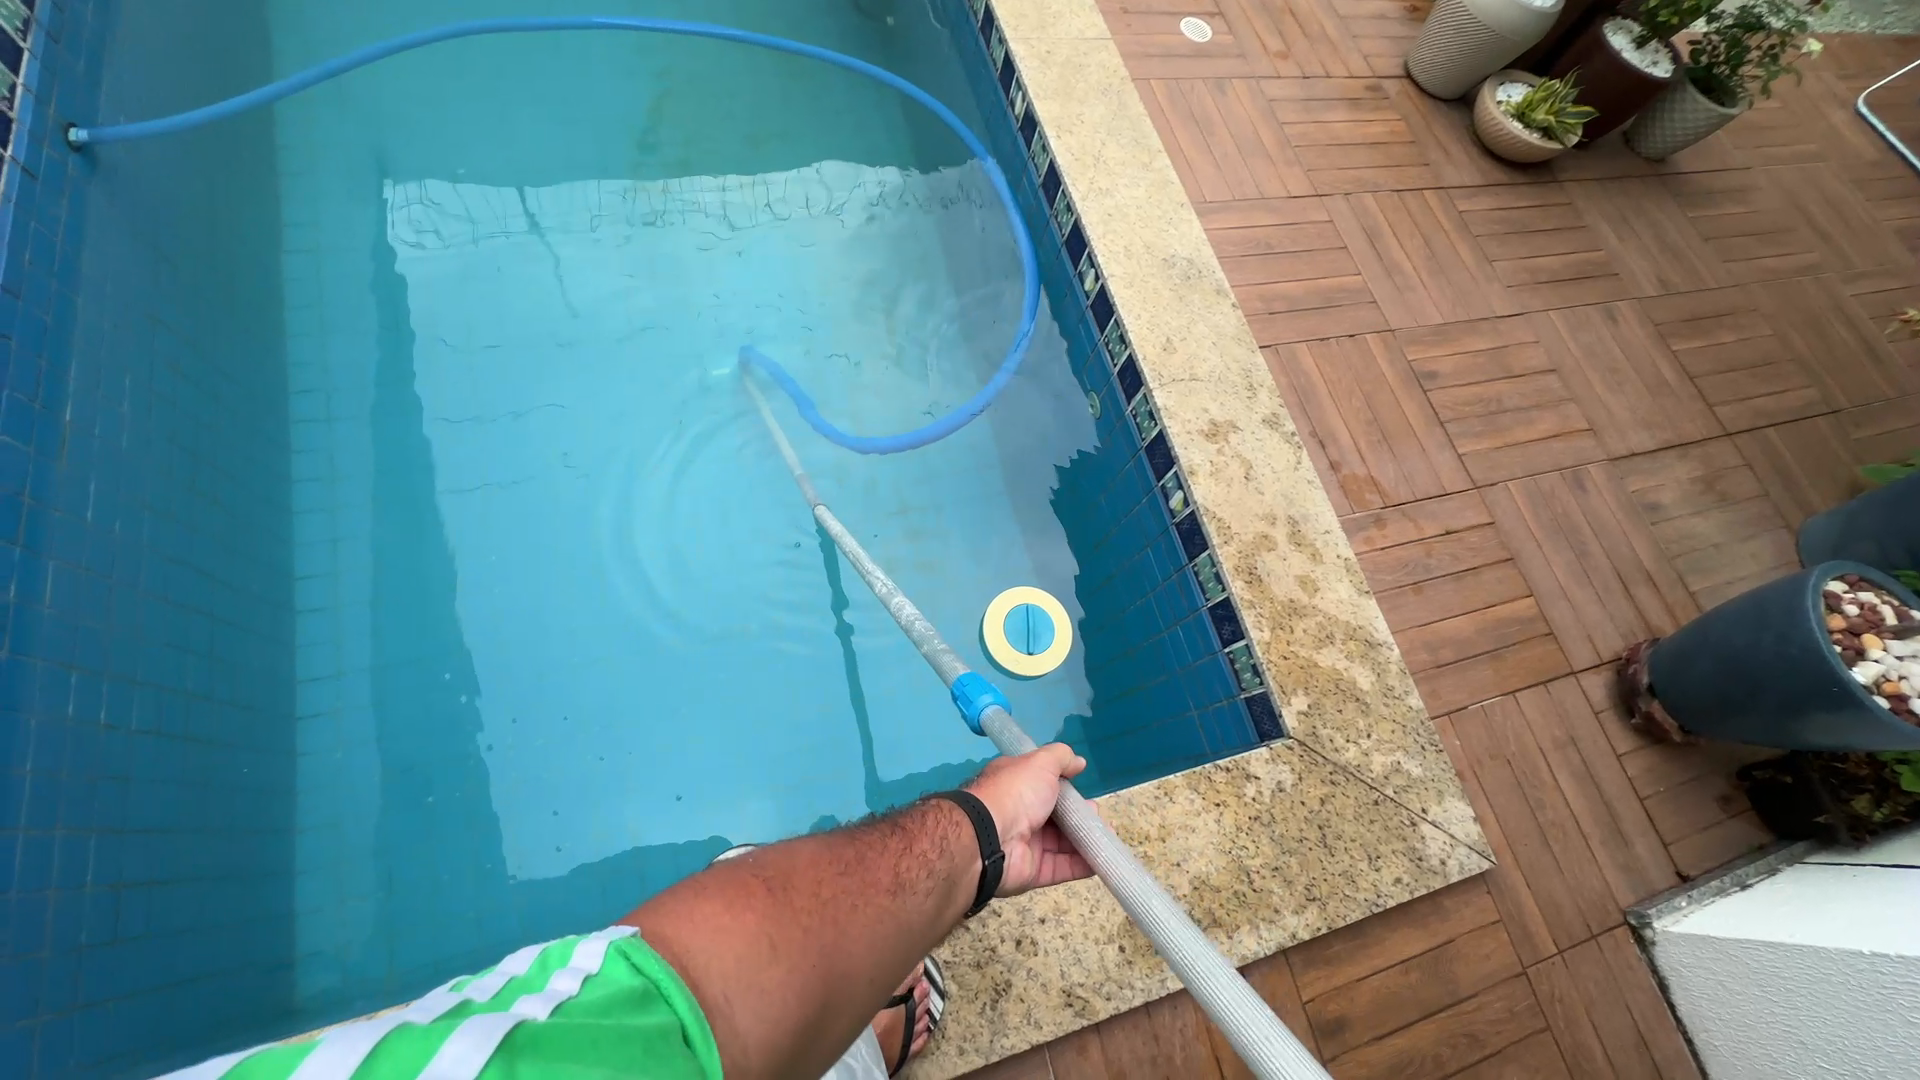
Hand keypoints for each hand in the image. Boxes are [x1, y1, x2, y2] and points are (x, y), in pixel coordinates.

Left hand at [964, 744, 1093, 895]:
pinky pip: (1063, 867)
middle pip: (1056, 815)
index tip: (1082, 784)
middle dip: (1079, 814)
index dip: (1064, 785)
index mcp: (1016, 785)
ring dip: (1086, 838)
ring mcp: (1026, 844)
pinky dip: (1083, 864)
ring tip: (1107, 834)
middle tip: (1096, 814)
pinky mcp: (1033, 871)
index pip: (1042, 783)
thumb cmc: (1016, 792)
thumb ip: (1061, 758)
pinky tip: (1103, 857)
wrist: (990, 837)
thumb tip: (1079, 762)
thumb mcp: (1040, 763)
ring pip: (1062, 842)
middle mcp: (1019, 813)